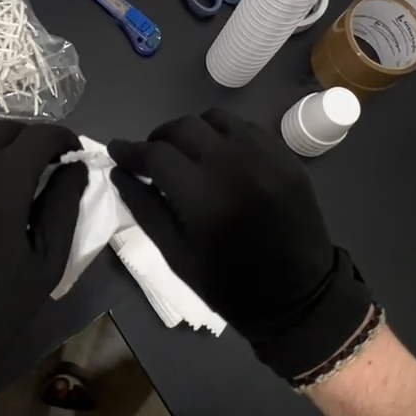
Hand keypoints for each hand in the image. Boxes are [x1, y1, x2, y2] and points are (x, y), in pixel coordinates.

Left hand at [0, 120, 85, 402]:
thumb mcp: (47, 261)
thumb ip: (64, 205)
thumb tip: (76, 166)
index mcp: (2, 188)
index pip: (38, 136)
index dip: (63, 137)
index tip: (74, 153)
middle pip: (5, 129)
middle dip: (32, 138)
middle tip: (47, 162)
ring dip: (0, 146)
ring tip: (14, 172)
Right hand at [109, 108, 374, 381]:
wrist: (300, 296)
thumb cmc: (231, 286)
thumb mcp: (178, 257)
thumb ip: (146, 209)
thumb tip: (119, 173)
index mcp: (203, 197)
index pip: (155, 155)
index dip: (129, 150)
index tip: (116, 150)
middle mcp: (233, 165)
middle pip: (183, 127)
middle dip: (158, 138)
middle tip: (151, 157)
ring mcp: (264, 156)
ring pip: (214, 119)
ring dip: (192, 131)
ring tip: (186, 153)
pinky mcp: (284, 155)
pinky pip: (245, 127)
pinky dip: (223, 134)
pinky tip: (220, 156)